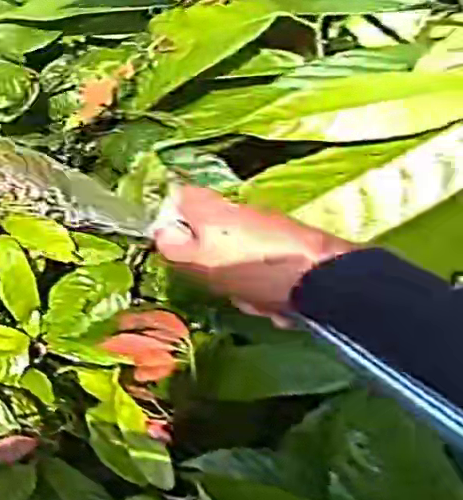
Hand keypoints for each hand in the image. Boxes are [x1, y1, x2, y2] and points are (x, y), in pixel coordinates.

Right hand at [152, 184, 355, 322]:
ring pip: (241, 251)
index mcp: (210, 209)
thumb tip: (163, 232)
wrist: (337, 283)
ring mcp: (276, 229)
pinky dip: (270, 284)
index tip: (163, 231)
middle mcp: (242, 212)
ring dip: (242, 277)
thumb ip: (169, 245)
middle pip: (210, 228)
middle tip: (209, 278)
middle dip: (207, 254)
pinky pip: (271, 265)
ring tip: (253, 301)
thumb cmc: (250, 267)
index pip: (178, 194)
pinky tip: (278, 305)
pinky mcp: (303, 249)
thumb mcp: (193, 260)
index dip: (166, 209)